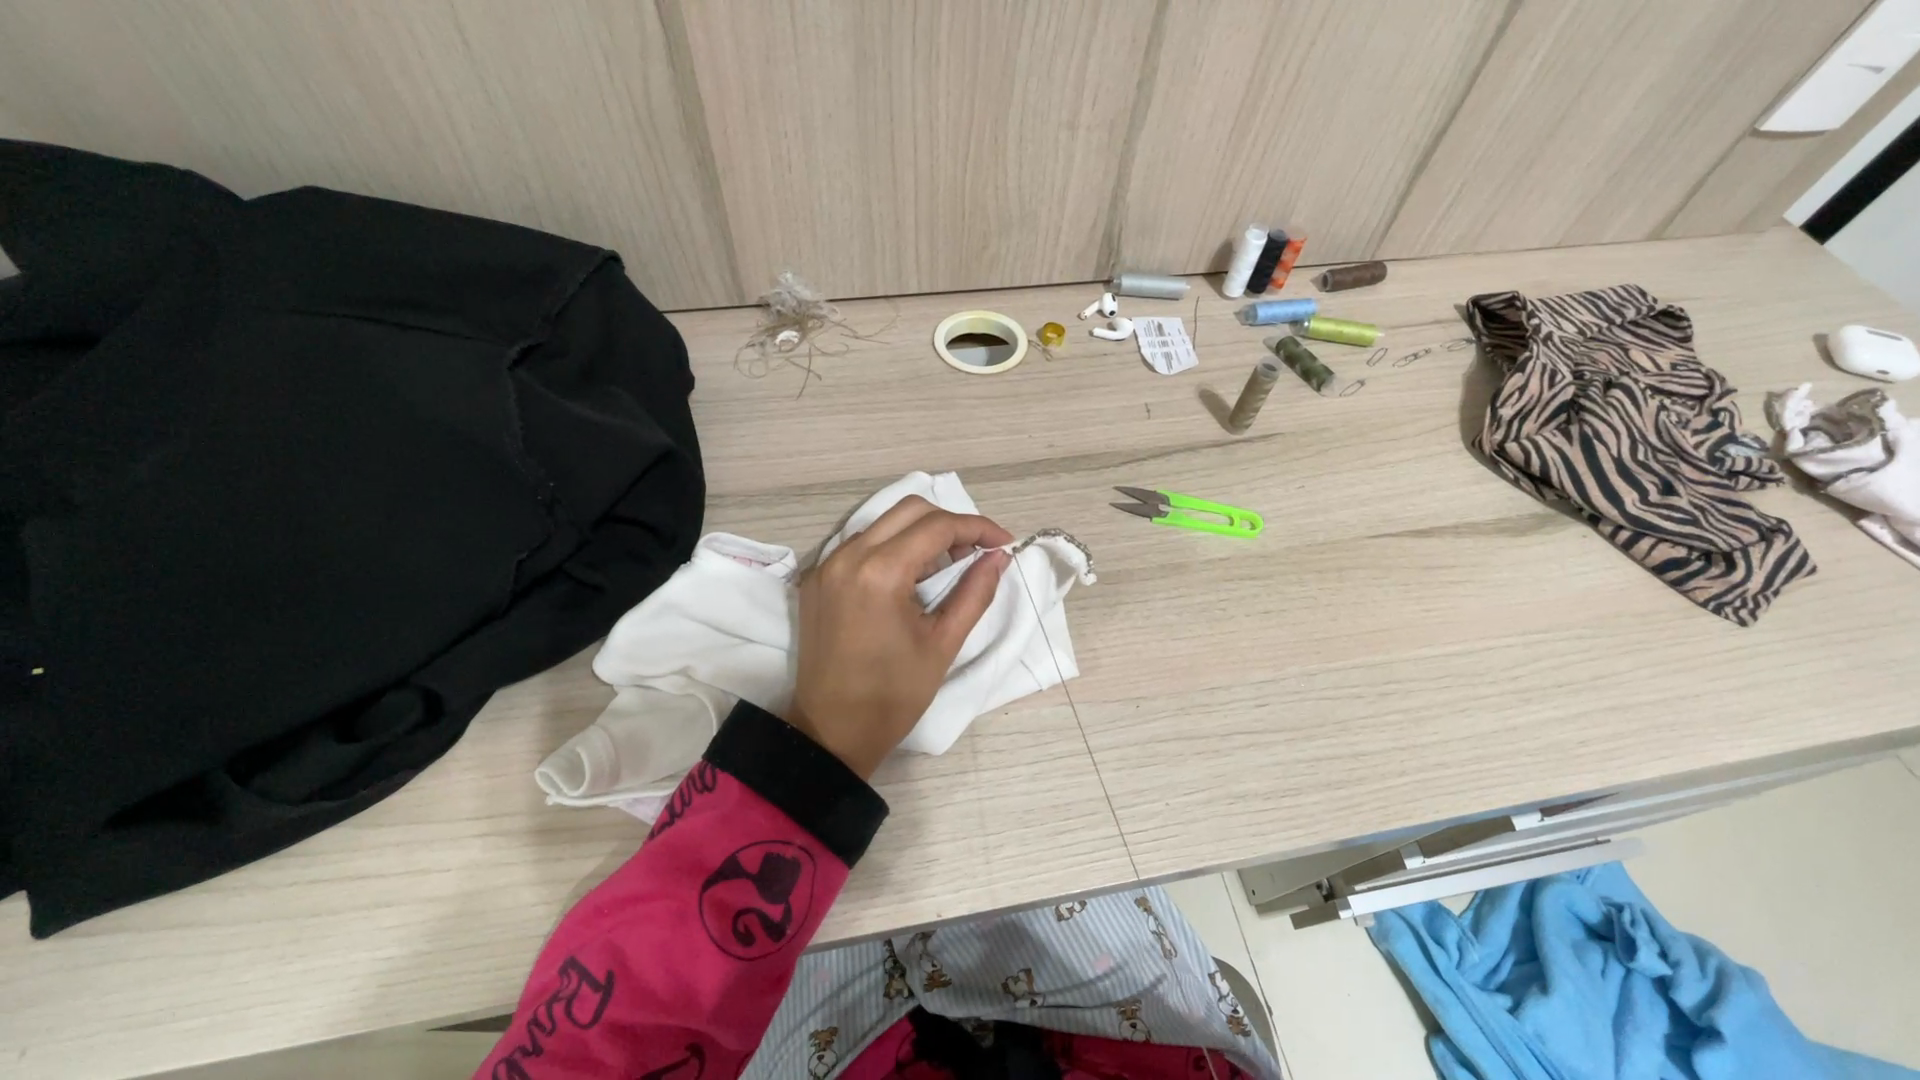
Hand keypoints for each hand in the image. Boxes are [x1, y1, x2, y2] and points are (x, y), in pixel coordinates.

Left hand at [787, 496, 1013, 777]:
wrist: (832, 731)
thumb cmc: (893, 696)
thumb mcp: (943, 644)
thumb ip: (975, 593)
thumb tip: (998, 558)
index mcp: (880, 572)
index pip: (938, 526)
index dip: (978, 528)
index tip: (1004, 545)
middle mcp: (848, 556)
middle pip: (909, 510)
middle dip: (950, 524)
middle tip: (976, 554)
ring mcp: (826, 565)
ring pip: (883, 522)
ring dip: (920, 533)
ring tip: (947, 566)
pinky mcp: (816, 579)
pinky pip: (860, 543)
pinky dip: (892, 547)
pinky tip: (911, 577)